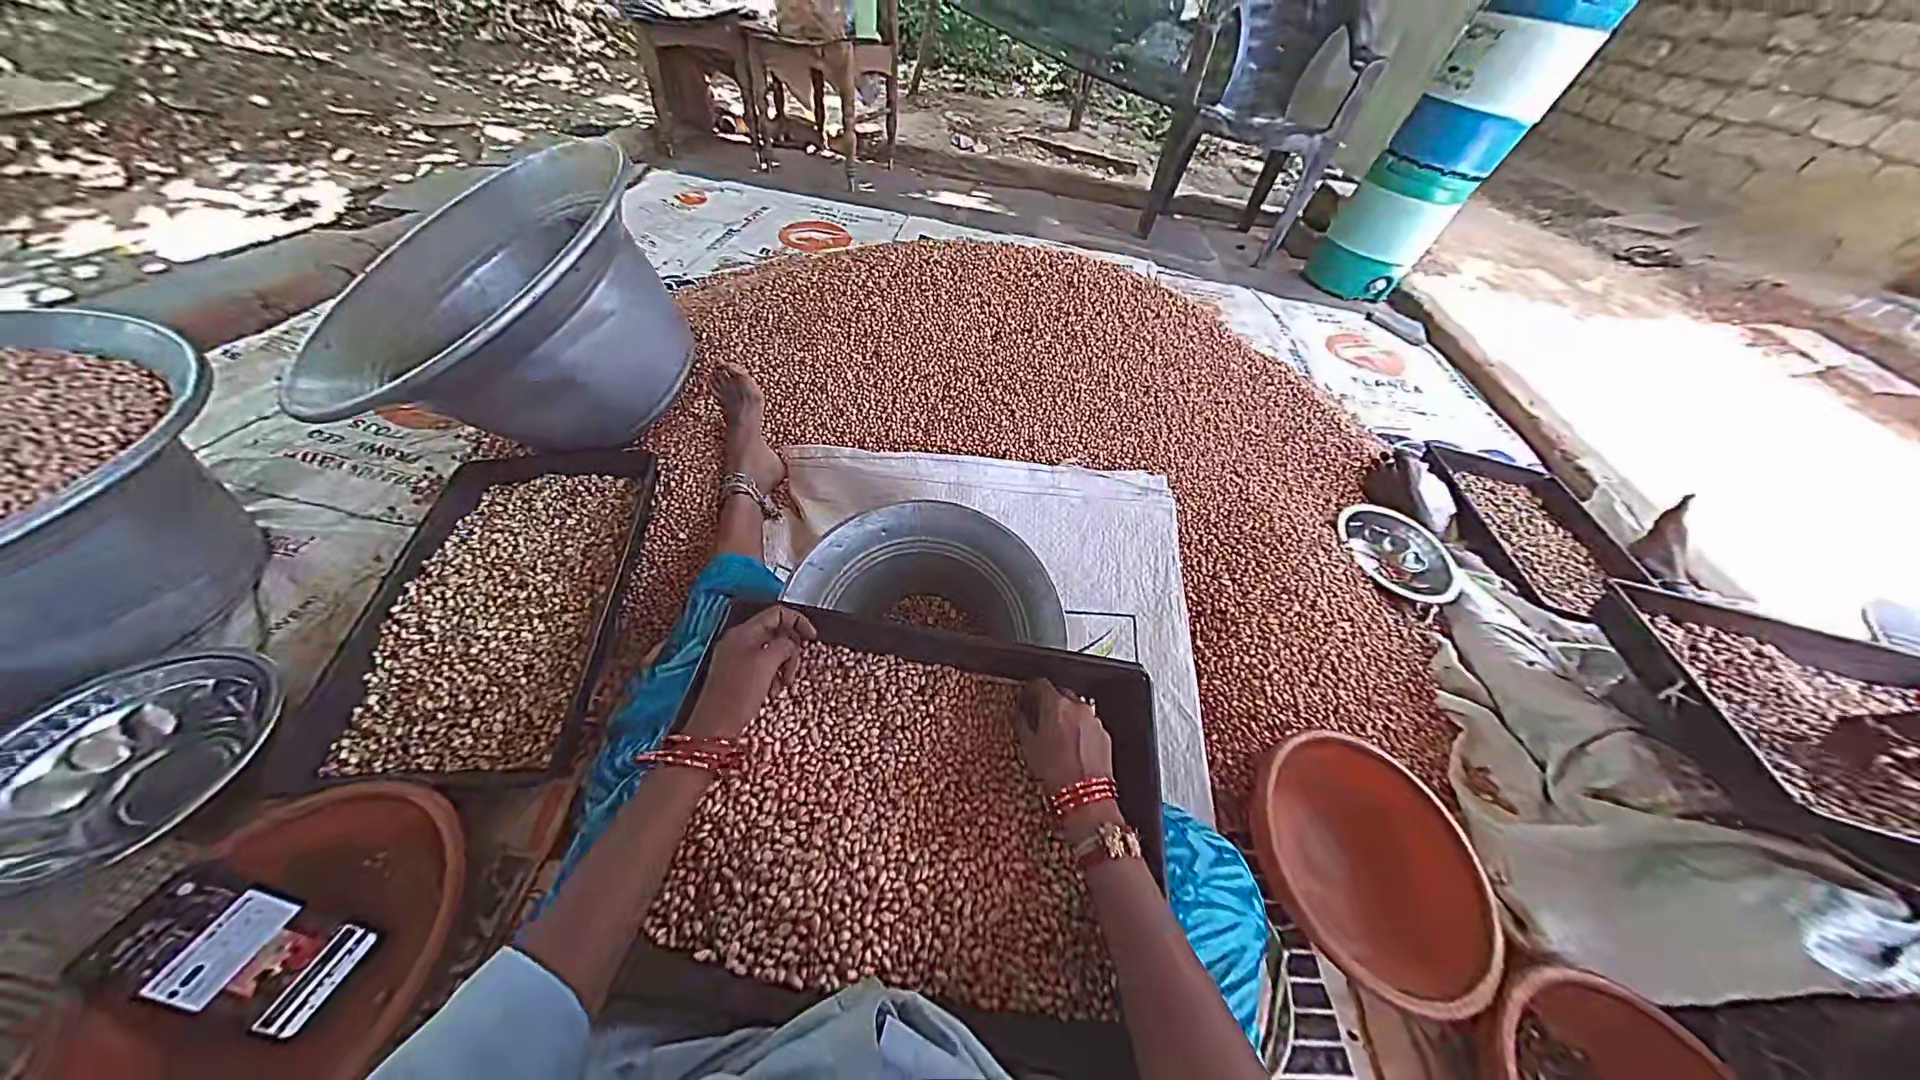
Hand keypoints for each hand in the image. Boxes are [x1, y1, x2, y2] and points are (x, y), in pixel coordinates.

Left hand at [684, 605, 816, 736]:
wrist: (715, 726)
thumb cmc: (738, 694)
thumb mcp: (767, 663)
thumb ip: (784, 645)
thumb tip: (792, 643)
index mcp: (744, 632)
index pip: (777, 613)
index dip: (798, 621)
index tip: (811, 636)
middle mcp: (739, 641)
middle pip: (776, 632)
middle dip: (790, 649)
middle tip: (792, 669)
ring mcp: (737, 657)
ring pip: (772, 651)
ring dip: (783, 664)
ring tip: (782, 683)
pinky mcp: (738, 674)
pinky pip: (763, 666)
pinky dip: (773, 674)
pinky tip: (773, 689)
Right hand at [1014, 678, 1113, 794]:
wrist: (1086, 798)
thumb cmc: (1057, 774)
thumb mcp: (1028, 746)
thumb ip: (1023, 722)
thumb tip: (1020, 713)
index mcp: (1056, 706)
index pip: (1040, 684)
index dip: (1030, 690)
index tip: (1025, 698)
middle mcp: (1078, 708)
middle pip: (1060, 694)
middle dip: (1048, 702)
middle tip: (1037, 717)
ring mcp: (1093, 720)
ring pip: (1075, 709)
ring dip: (1064, 716)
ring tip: (1054, 736)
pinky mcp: (1104, 735)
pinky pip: (1087, 724)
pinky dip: (1078, 729)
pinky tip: (1070, 746)